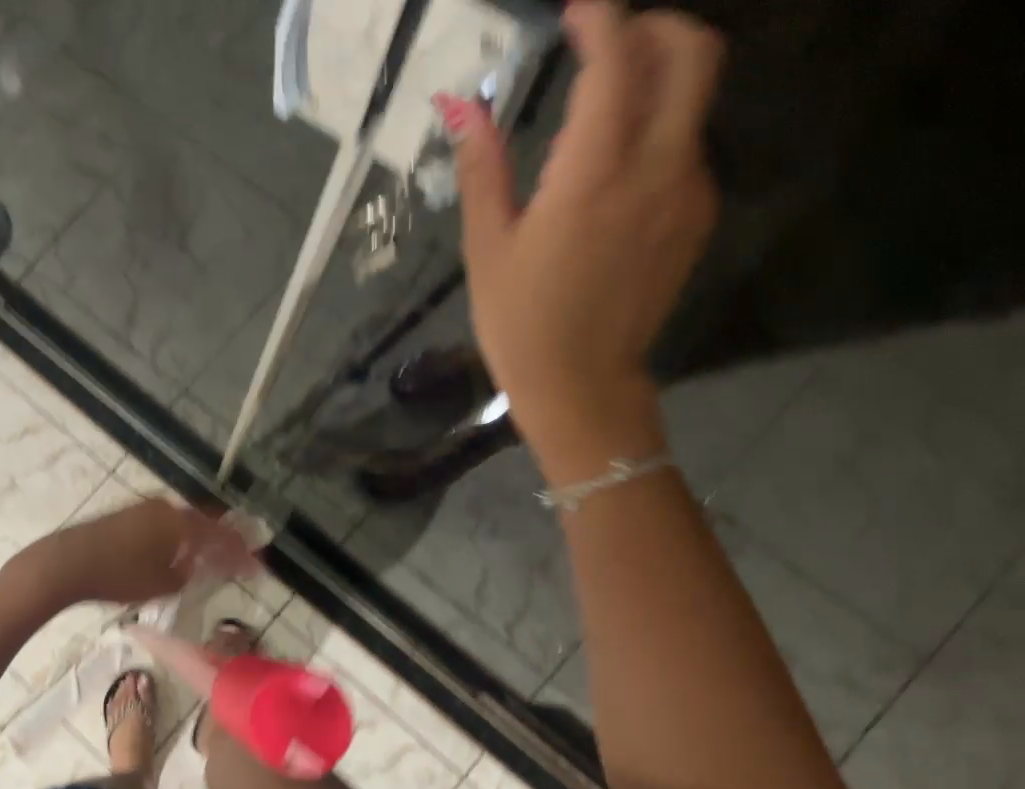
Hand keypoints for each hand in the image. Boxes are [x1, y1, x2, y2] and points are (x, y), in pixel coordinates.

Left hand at [6, 496, 260, 608]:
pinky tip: (172, 553)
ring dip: (196, 539)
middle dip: (222, 540)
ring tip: (208, 557)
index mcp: (181, 521)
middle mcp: (165, 507)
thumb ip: (188, 573)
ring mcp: (141, 508)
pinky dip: (174, 538)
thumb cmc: (118, 575)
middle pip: (203, 522)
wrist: (65, 563)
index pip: (222, 536)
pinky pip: (160, 525)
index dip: (242, 553)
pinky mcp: (121, 516)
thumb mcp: (163, 584)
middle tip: (238, 556)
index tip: (257, 567)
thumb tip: (196, 566)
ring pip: (180, 522)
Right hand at [444, 1, 724, 480]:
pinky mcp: (698, 214)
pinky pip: (686, 145)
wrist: (582, 384)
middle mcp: (658, 168)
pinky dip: (655, 130)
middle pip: (692, 55)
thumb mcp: (487, 245)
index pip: (617, 64)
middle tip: (607, 38)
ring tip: (594, 113)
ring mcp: (689, 190)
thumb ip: (483, 167)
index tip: (577, 9)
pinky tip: (609, 171)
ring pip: (693, 98)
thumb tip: (458, 107)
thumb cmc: (519, 319)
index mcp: (594, 175)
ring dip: (654, 80)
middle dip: (654, 28)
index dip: (600, 20)